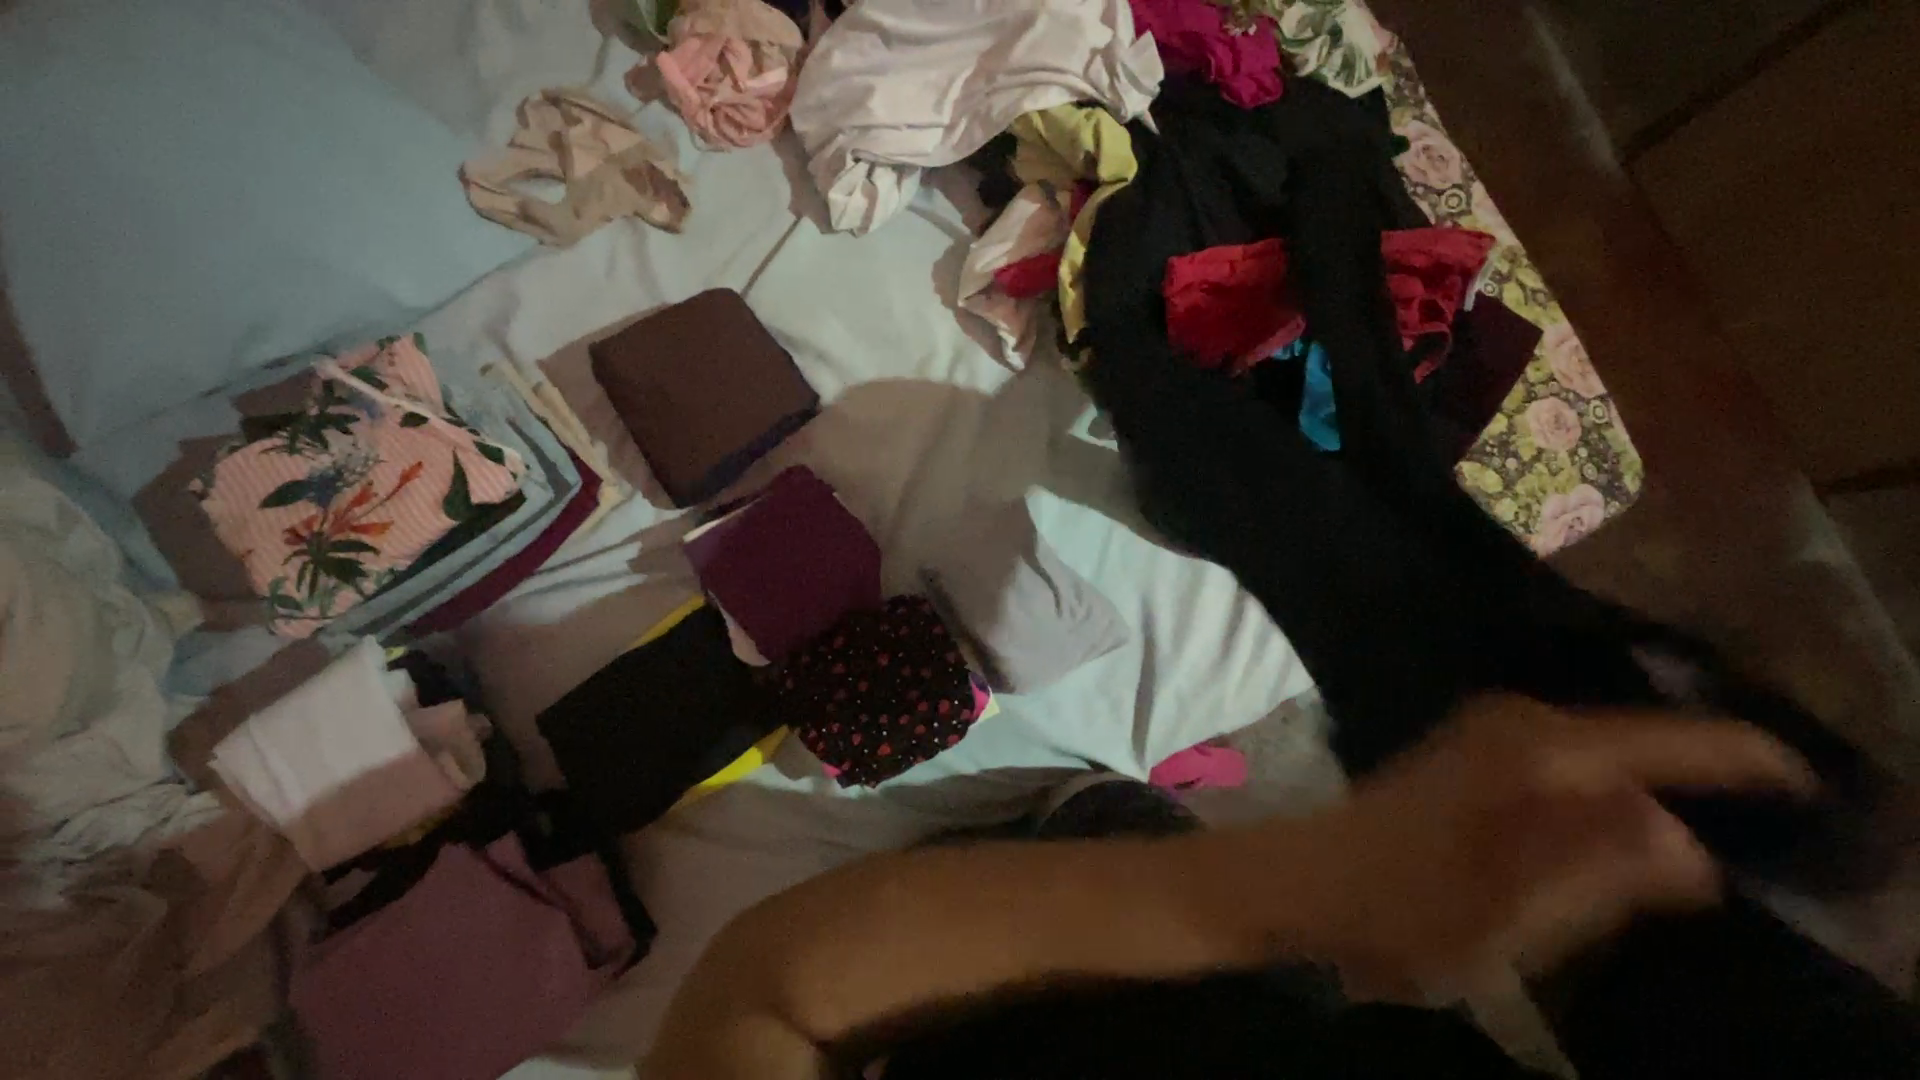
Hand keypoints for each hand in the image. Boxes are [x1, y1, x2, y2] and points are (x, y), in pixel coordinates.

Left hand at [1271, 694, 1816, 1001]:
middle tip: (1772, 822)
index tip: (1813, 790)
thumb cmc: (1406, 904)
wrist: (1305, 879)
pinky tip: (1626, 825)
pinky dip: (1605, 788)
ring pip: (1602, 750)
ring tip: (1713, 828)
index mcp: (1540, 751)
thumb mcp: (1519, 909)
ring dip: (1654, 783)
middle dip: (1705, 774)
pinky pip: (1565, 761)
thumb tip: (1689, 841)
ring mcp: (1483, 731)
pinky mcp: (1466, 751)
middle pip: (1639, 738)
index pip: (1674, 739)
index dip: (1748, 762)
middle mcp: (1514, 722)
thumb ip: (1608, 868)